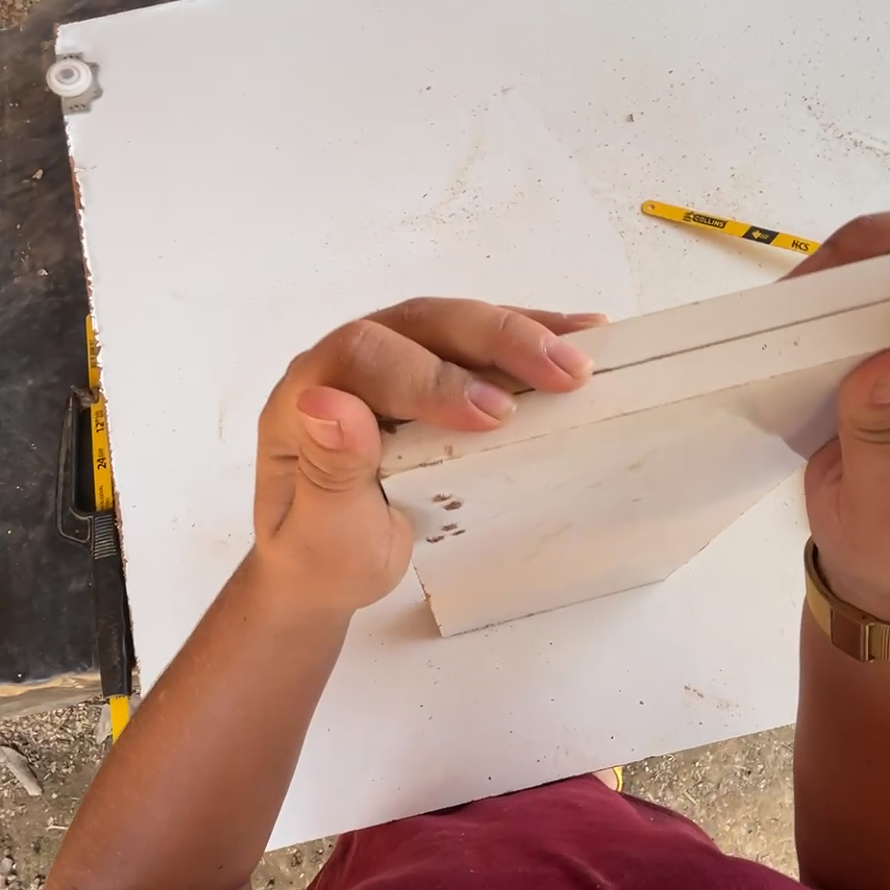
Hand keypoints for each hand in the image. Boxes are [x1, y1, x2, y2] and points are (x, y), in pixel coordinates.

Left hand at [251, 299, 604, 613]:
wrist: (326, 566)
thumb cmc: (323, 557)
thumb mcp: (322, 535)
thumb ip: (328, 474)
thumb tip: (329, 403)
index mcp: (307, 393)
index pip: (368, 358)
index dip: (432, 377)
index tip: (494, 415)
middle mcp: (346, 364)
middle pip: (422, 323)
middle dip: (496, 342)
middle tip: (564, 373)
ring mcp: (390, 365)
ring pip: (455, 325)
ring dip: (522, 334)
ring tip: (582, 358)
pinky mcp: (427, 375)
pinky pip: (476, 346)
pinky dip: (526, 340)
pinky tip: (575, 341)